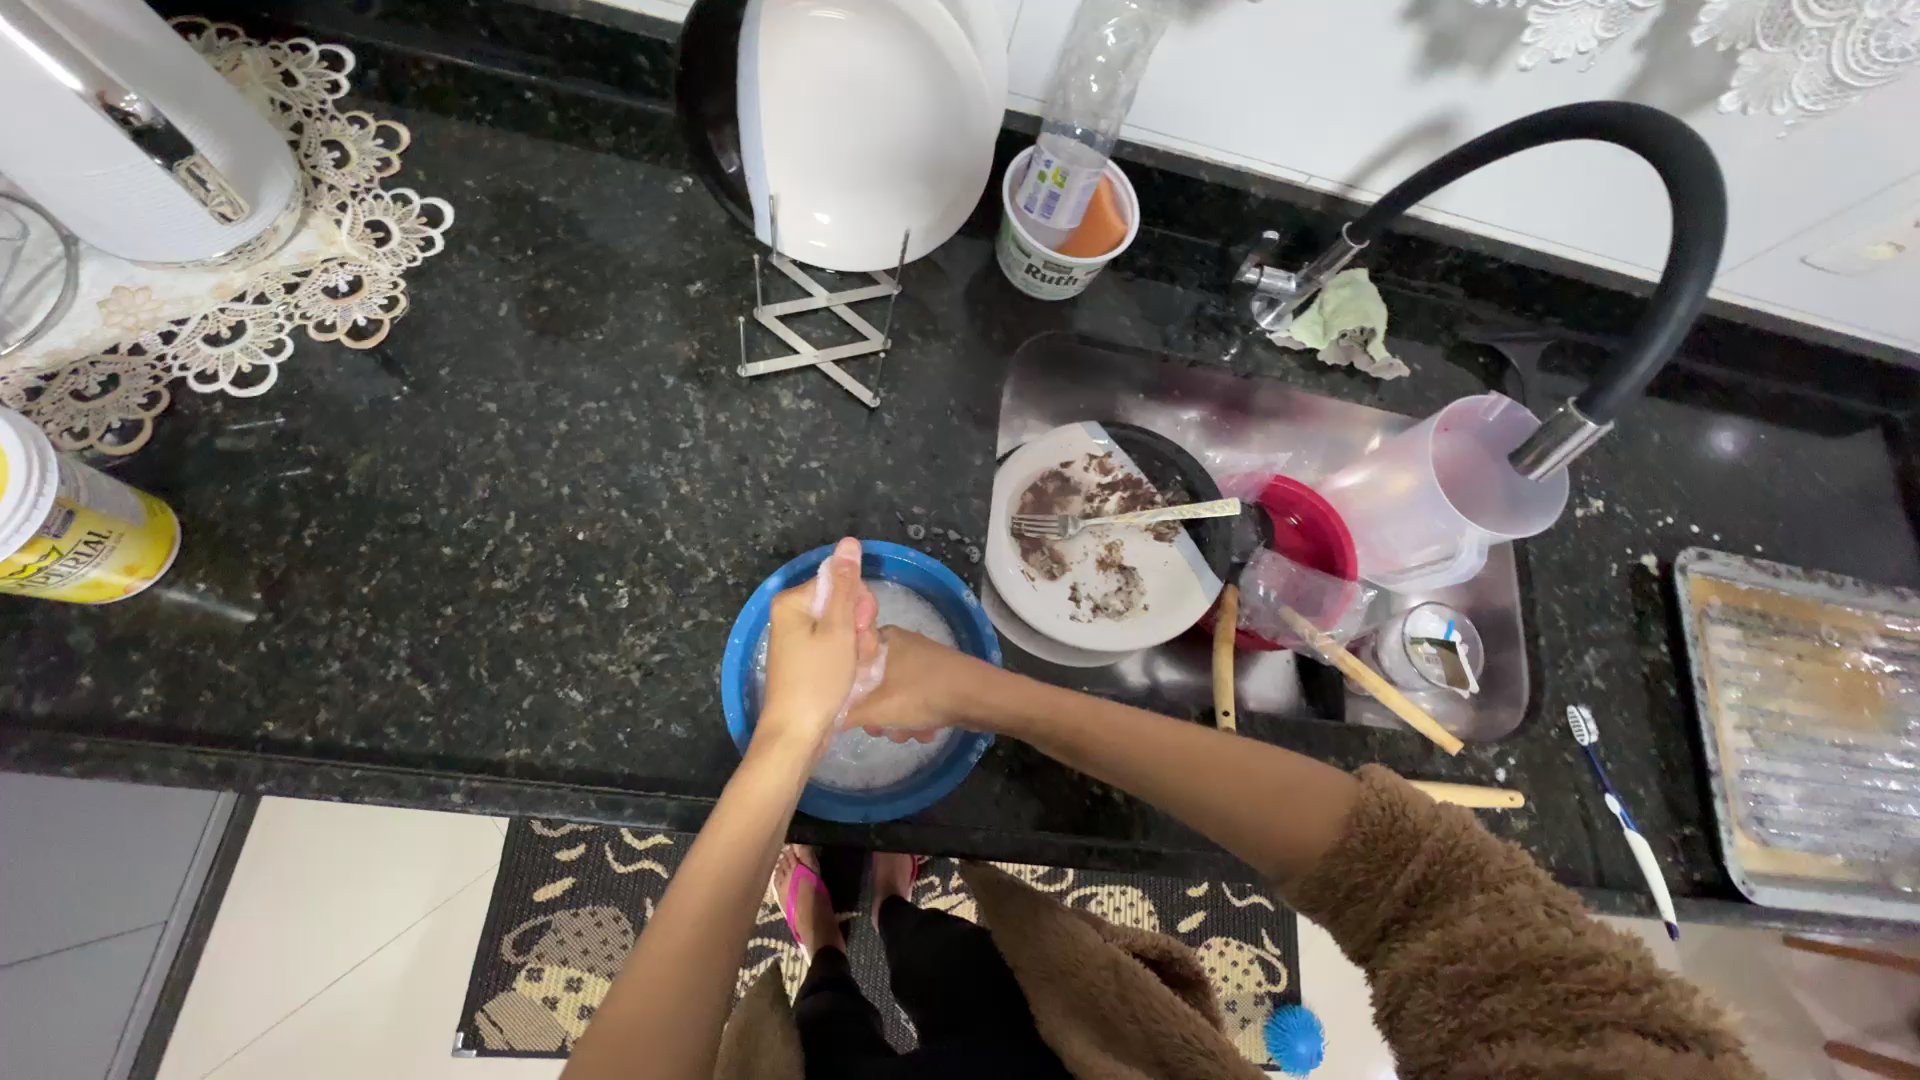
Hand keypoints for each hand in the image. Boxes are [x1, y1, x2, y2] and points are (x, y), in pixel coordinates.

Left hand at [757, 538, 879, 760]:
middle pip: (844, 604)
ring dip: (858, 647)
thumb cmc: (817, 680)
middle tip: (857, 652)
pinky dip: (849, 660)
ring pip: (845, 627)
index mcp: (794, 601)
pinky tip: (851, 677)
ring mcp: (800, 639)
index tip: (859, 629)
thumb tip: (849, 542)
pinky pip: (837, 646)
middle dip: (859, 627)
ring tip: (854, 670)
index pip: (841, 581)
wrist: (797, 733)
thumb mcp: (838, 629)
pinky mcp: (808, 659)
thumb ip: (846, 585)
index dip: (859, 604)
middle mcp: (794, 615)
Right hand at [845, 627, 987, 742]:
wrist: (979, 697)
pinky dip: (917, 716)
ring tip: (910, 732)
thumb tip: (826, 719)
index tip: (848, 709)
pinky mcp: (936, 676)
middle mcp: (900, 644)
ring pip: (893, 695)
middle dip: (877, 713)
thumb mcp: (877, 708)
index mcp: (883, 639)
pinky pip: (914, 698)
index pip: (849, 661)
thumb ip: (846, 714)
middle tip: (883, 728)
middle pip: (871, 684)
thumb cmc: (923, 694)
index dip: (845, 688)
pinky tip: (925, 731)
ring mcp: (920, 661)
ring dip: (899, 720)